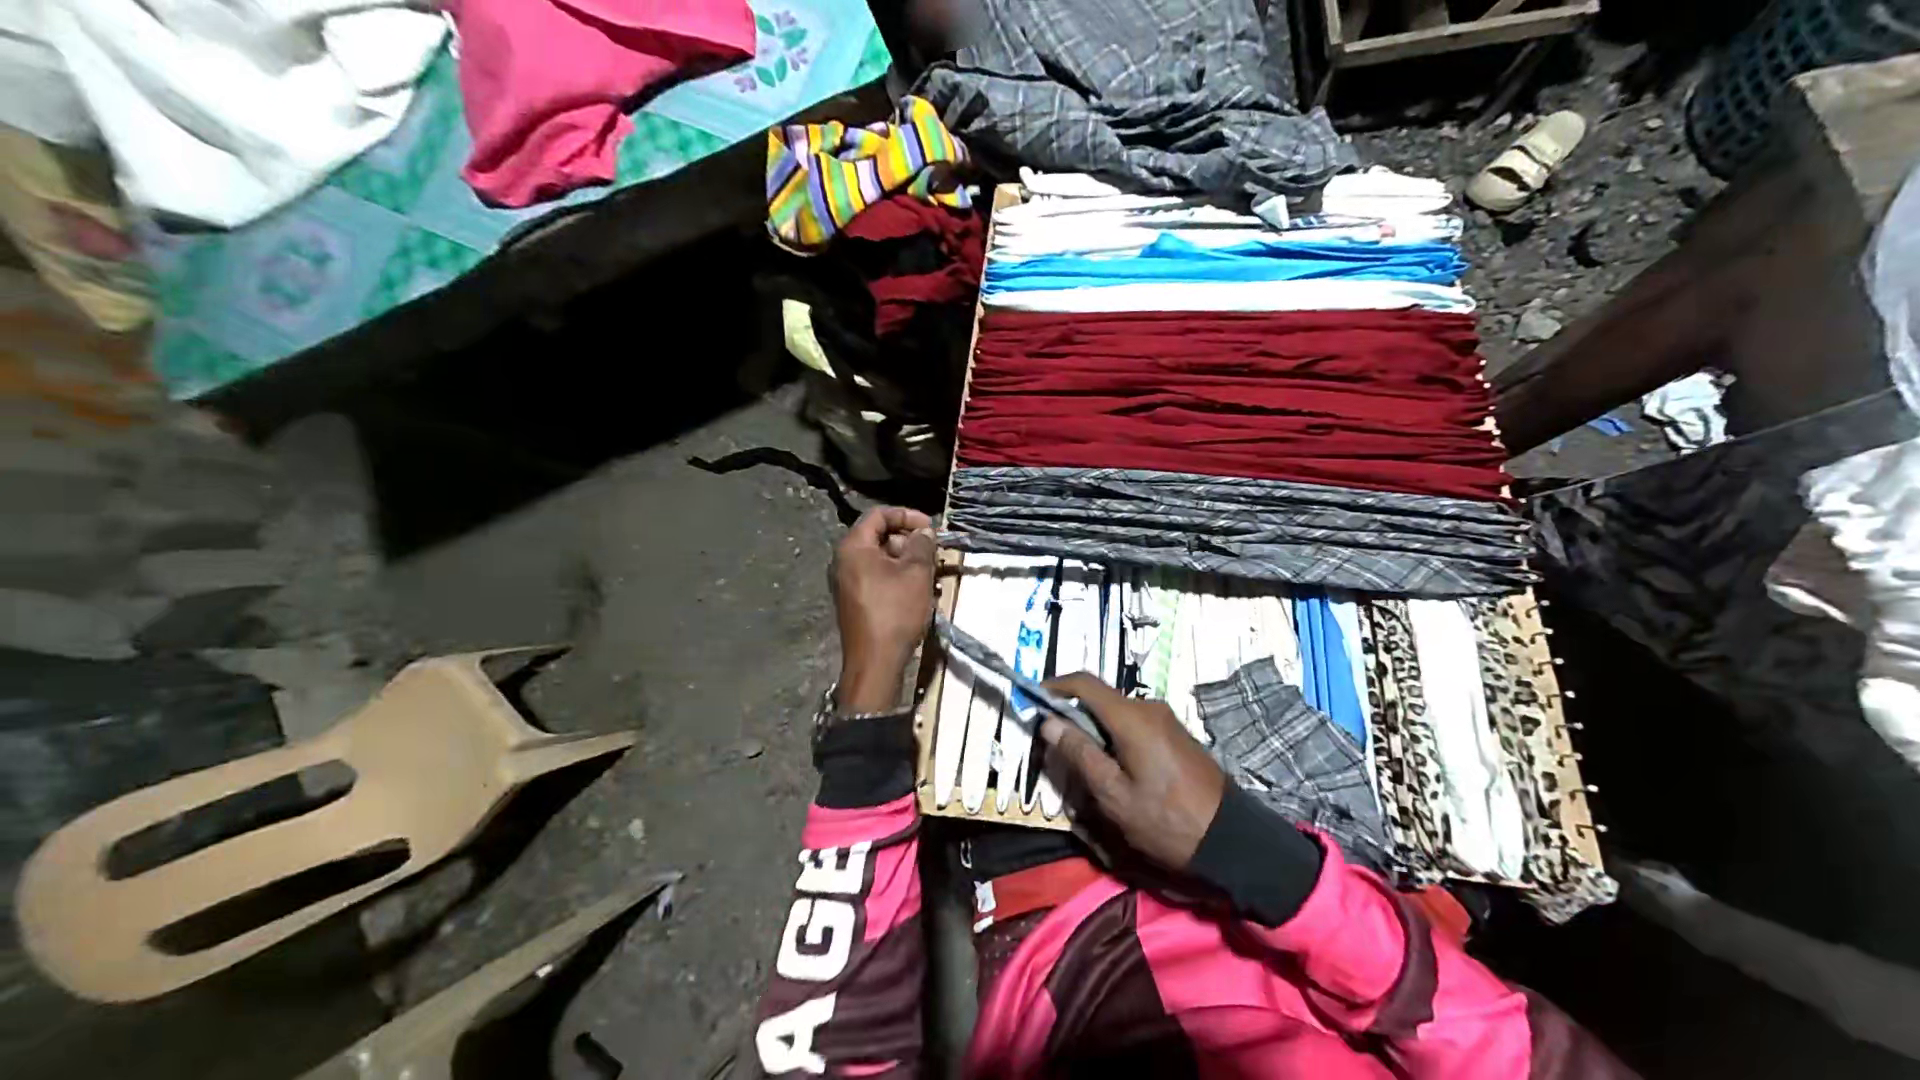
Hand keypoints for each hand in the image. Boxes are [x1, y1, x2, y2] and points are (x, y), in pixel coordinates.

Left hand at [830, 506, 936, 712]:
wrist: (875, 662)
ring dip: (906, 560)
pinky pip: (876, 577)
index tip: (931, 528)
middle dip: (908, 540)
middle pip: (878, 536)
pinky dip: (896, 577)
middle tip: (933, 552)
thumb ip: (922, 544)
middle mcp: (843, 560)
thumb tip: (924, 531)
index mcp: (853, 547)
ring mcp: (846, 582)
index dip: (907, 515)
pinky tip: (917, 591)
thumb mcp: (915, 573)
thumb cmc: (895, 612)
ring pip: (879, 558)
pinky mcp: (853, 600)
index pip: (879, 515)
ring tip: (930, 573)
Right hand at [1038, 673, 1226, 871]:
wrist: (1231, 840)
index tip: (1034, 700)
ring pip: (1116, 713)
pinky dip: (1114, 736)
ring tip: (1084, 766)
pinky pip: (1134, 723)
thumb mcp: (1113, 794)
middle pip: (1100, 698)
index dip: (1056, 686)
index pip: (1085, 683)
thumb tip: (1049, 723)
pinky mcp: (1175, 734)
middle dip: (1073, 716)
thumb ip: (1080, 754)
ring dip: (1095, 730)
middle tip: (1056, 747)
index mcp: (1132, 717)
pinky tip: (1113, 768)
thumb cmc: (1166, 820)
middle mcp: (1149, 708)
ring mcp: (1165, 719)